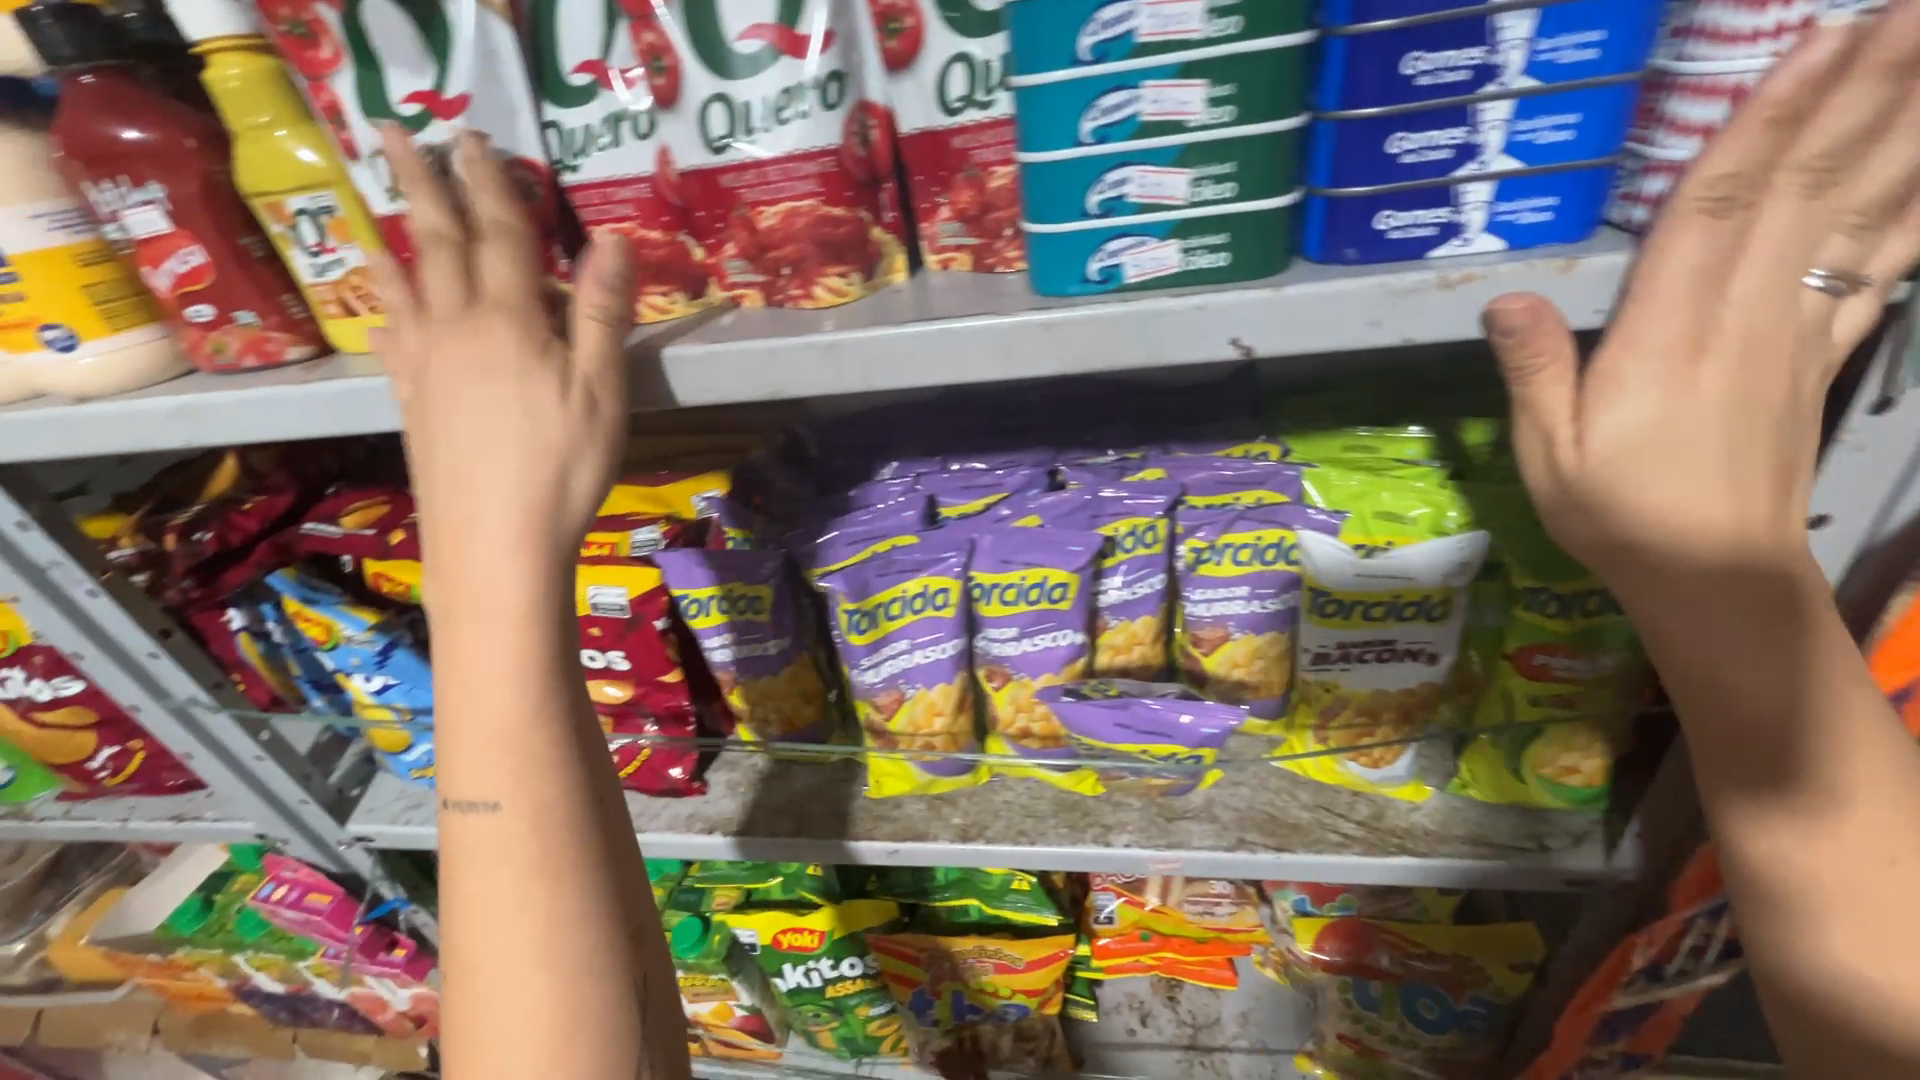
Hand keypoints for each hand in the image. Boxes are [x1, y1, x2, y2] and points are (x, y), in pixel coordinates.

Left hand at [370, 127, 634, 579]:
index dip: (493, 185)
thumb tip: (611, 239)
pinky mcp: (412, 399)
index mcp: (510, 322)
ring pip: (405, 282)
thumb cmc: (562, 467)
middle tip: (401, 133)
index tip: (479, 140)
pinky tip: (385, 304)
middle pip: (438, 242)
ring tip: (381, 200)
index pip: (501, 236)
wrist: (494, 543)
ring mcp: (425, 364)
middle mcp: (457, 328)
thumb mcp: (602, 392)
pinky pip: (393, 335)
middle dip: (426, 184)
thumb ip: (604, 314)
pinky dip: (387, 304)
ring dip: (395, 232)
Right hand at [1484, 6, 1919, 596]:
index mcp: (1666, 337)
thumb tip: (1506, 298)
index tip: (1815, 42)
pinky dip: (1919, 212)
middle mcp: (1744, 318)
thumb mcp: (1546, 451)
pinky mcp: (1823, 357)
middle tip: (1909, 10)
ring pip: (1859, 215)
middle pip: (1808, 190)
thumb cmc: (1615, 513)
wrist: (1712, 573)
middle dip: (1860, 94)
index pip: (1719, 210)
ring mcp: (1797, 333)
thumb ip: (1534, 370)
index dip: (1765, 123)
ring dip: (1905, 129)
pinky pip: (1881, 271)